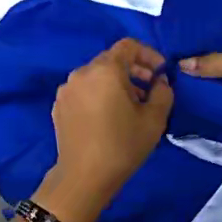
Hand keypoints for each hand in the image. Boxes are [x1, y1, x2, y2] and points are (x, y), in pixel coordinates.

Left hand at [42, 39, 173, 221]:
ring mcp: (66, 89)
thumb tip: (158, 82)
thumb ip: (163, 92)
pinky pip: (83, 90)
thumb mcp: (155, 119)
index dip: (148, 54)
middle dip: (133, 70)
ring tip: (130, 106)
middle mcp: (81, 72)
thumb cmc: (122, 145)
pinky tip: (107, 116)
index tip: (160, 73)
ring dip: (115, 83)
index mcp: (105, 70)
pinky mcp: (58, 105)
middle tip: (150, 90)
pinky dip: (97, 94)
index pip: (128, 46)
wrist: (84, 176)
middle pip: (110, 60)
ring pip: (96, 75)